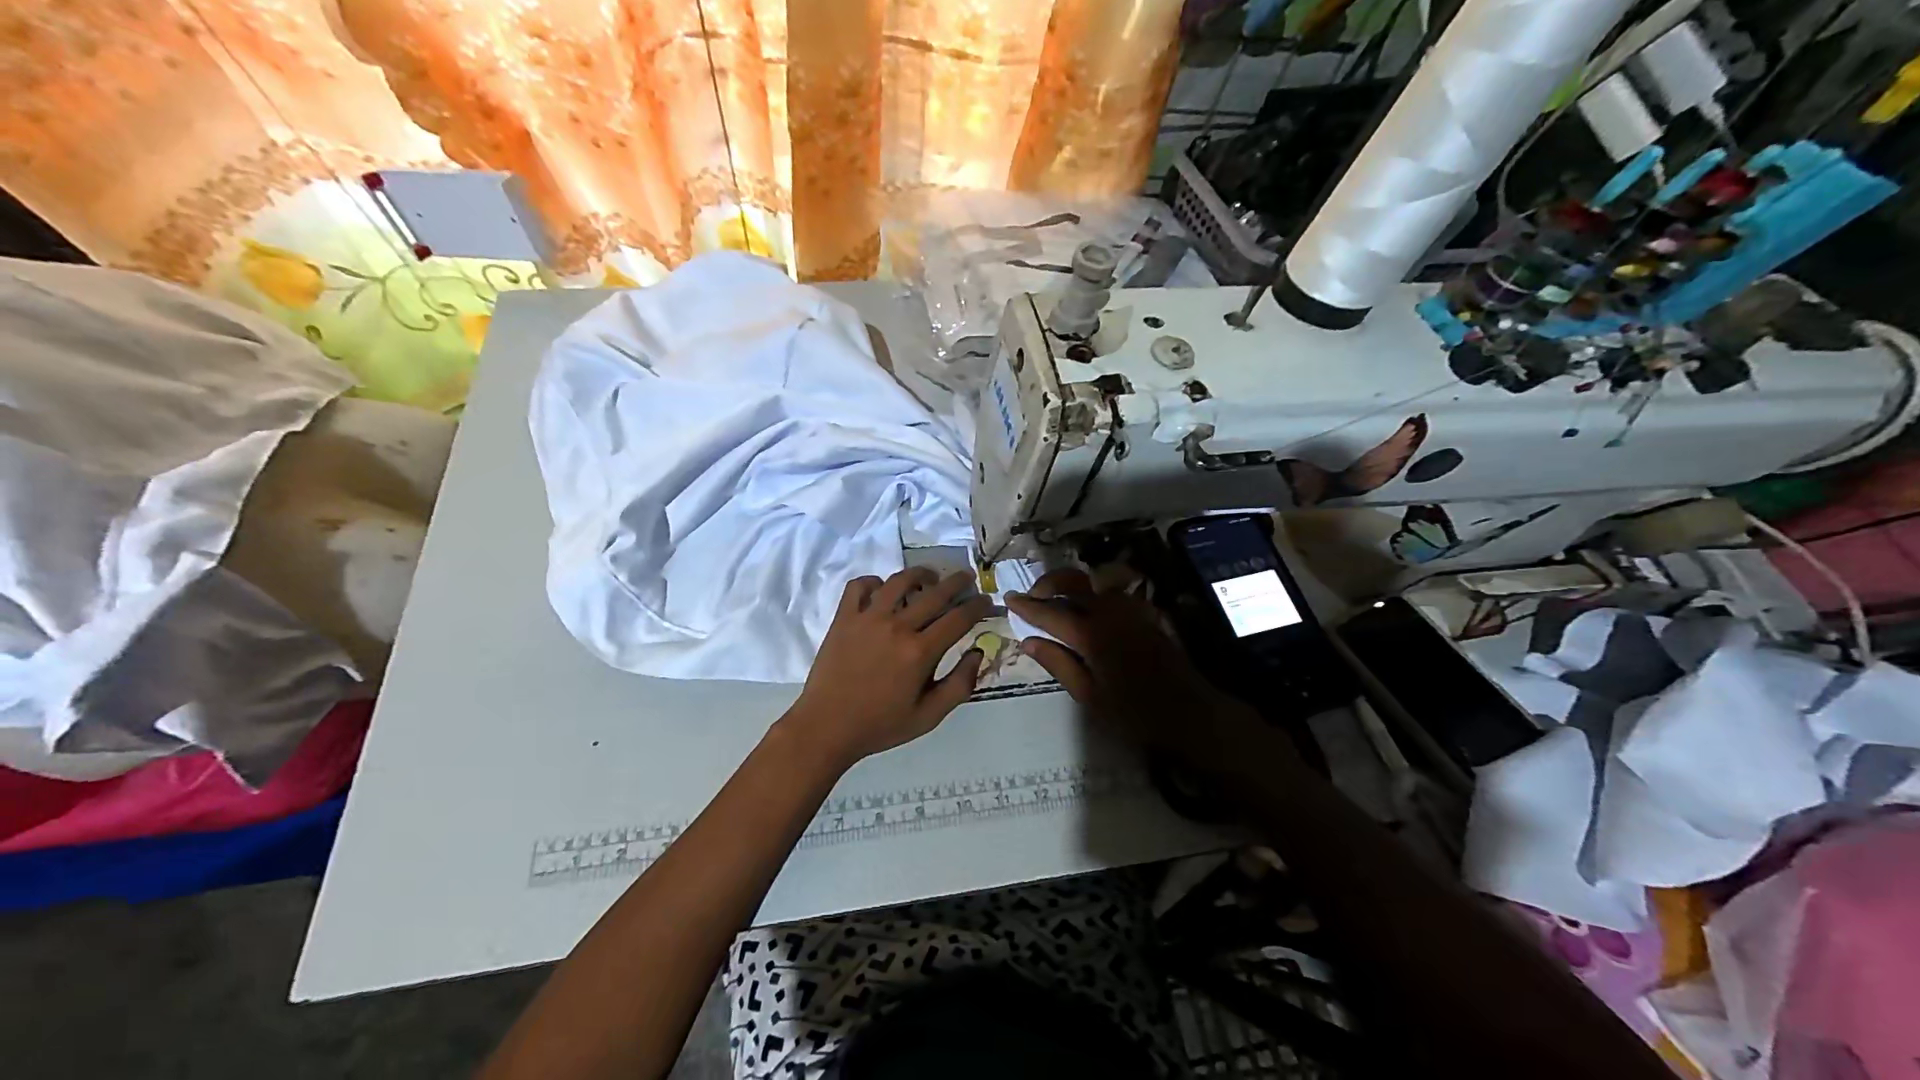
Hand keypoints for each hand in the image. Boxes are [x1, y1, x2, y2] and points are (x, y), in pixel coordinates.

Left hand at [780, 568, 993, 771]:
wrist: (827, 726)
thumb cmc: (881, 725)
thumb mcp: (929, 717)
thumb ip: (959, 685)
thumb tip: (977, 653)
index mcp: (920, 652)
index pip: (959, 618)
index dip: (978, 606)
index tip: (987, 602)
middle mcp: (897, 627)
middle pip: (935, 593)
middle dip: (957, 582)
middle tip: (967, 578)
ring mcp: (867, 618)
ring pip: (899, 581)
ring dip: (919, 574)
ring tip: (929, 577)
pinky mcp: (843, 618)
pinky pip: (859, 586)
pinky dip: (874, 582)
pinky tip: (882, 589)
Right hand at [1005, 569, 1263, 770]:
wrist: (1189, 713)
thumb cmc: (1134, 713)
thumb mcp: (1089, 696)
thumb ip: (1058, 663)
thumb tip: (1029, 642)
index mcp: (1092, 634)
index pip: (1050, 612)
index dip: (1027, 606)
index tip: (1008, 599)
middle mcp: (1111, 613)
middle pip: (1074, 582)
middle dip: (1049, 583)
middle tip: (1033, 596)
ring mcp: (1133, 610)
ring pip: (1096, 583)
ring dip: (1074, 586)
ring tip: (1060, 601)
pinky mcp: (1148, 614)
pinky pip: (1118, 593)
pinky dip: (1099, 594)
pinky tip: (1094, 611)